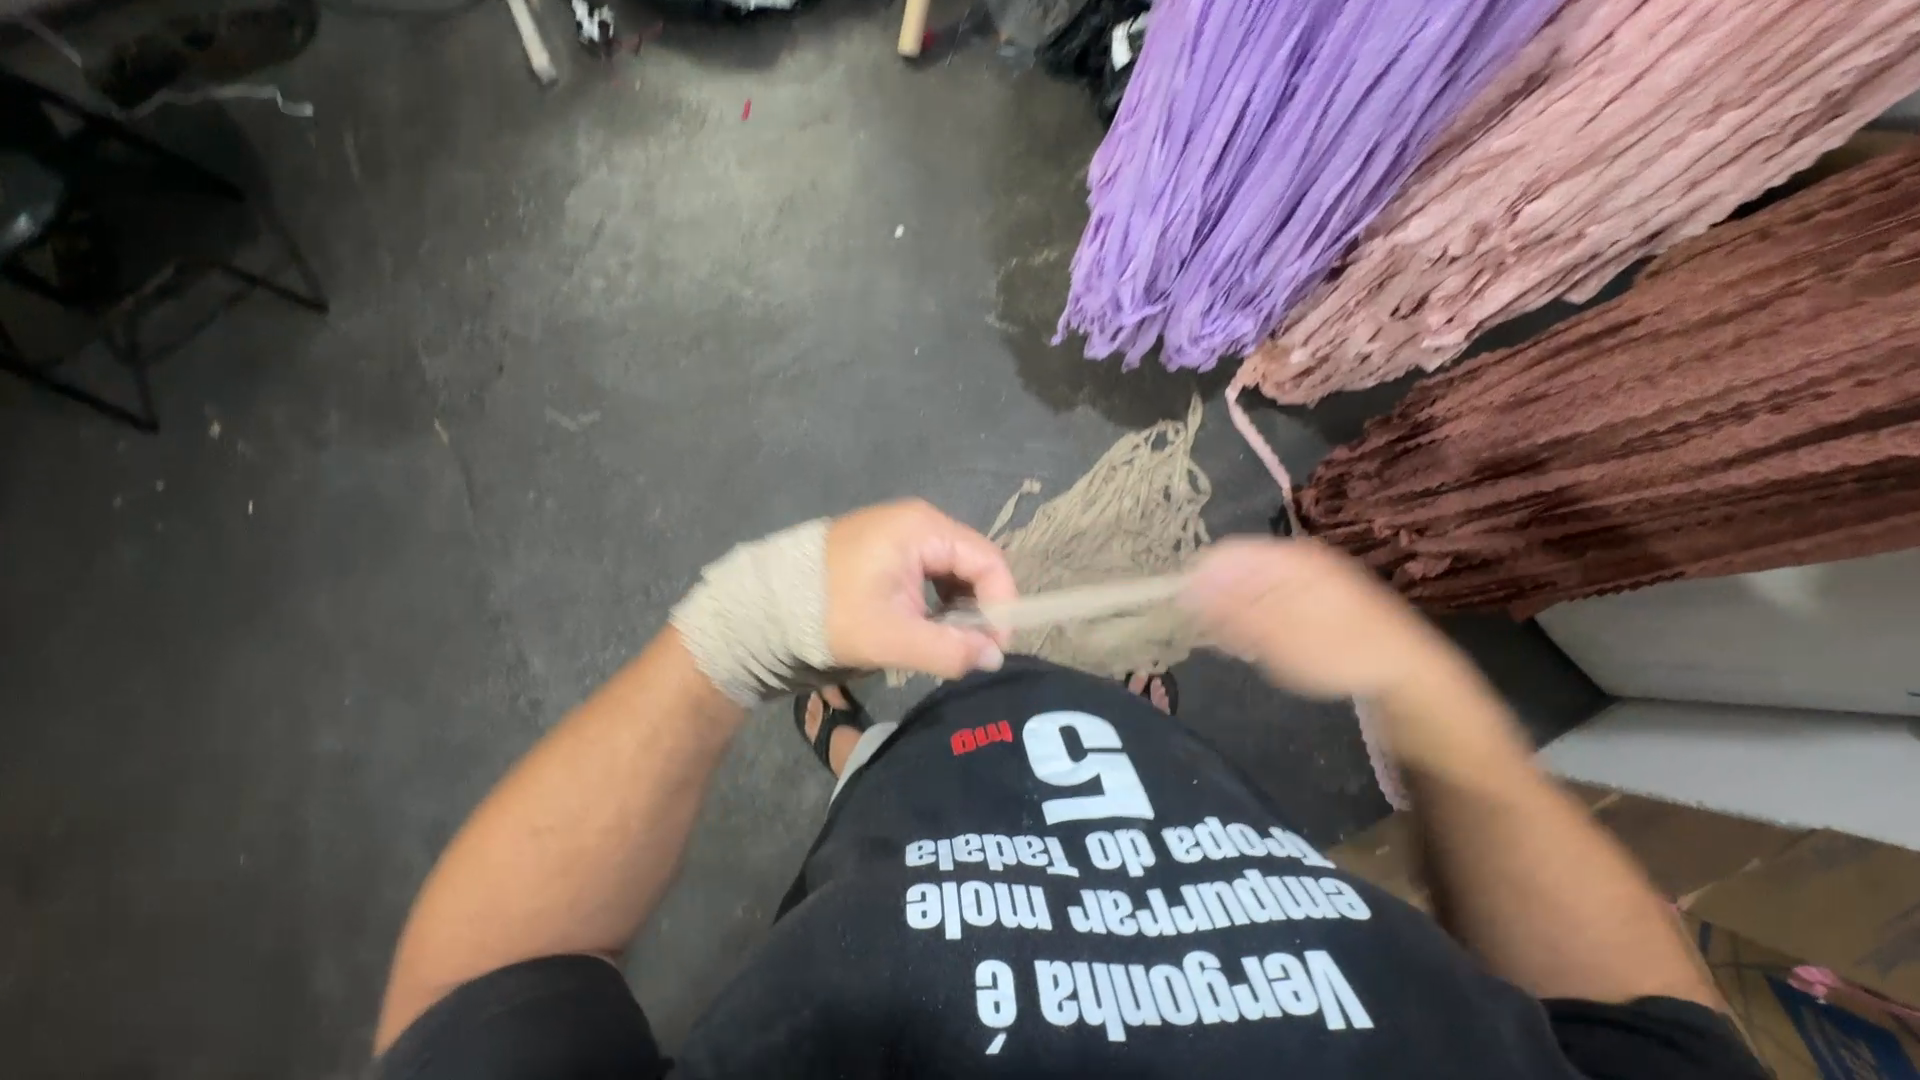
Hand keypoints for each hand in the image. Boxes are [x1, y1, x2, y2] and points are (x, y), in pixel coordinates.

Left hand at [824, 500, 1016, 679]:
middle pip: (973, 564)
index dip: (1001, 605)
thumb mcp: (892, 638)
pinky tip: (927, 629)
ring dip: (958, 608)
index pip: (988, 561)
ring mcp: (901, 532)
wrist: (768, 605)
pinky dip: (937, 602)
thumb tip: (992, 659)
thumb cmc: (831, 614)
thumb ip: (948, 650)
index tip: (995, 648)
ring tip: (948, 644)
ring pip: (953, 571)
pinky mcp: (888, 549)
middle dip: (980, 609)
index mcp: (923, 528)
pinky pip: (930, 573)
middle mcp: (918, 521)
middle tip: (972, 650)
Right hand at [1179, 537, 1467, 702]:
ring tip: (1249, 650)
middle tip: (1228, 642)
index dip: (1201, 584)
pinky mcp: (1314, 599)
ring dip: (1239, 618)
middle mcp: (1295, 561)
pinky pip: (1270, 602)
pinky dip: (1258, 623)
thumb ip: (1231, 609)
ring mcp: (1307, 579)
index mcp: (1287, 560)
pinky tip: (1266, 648)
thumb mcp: (1278, 636)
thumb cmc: (1340, 653)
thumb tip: (1186, 587)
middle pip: (1235, 571)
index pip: (1223, 555)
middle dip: (1221, 605)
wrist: (1407, 672)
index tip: (1196, 621)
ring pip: (1250, 590)